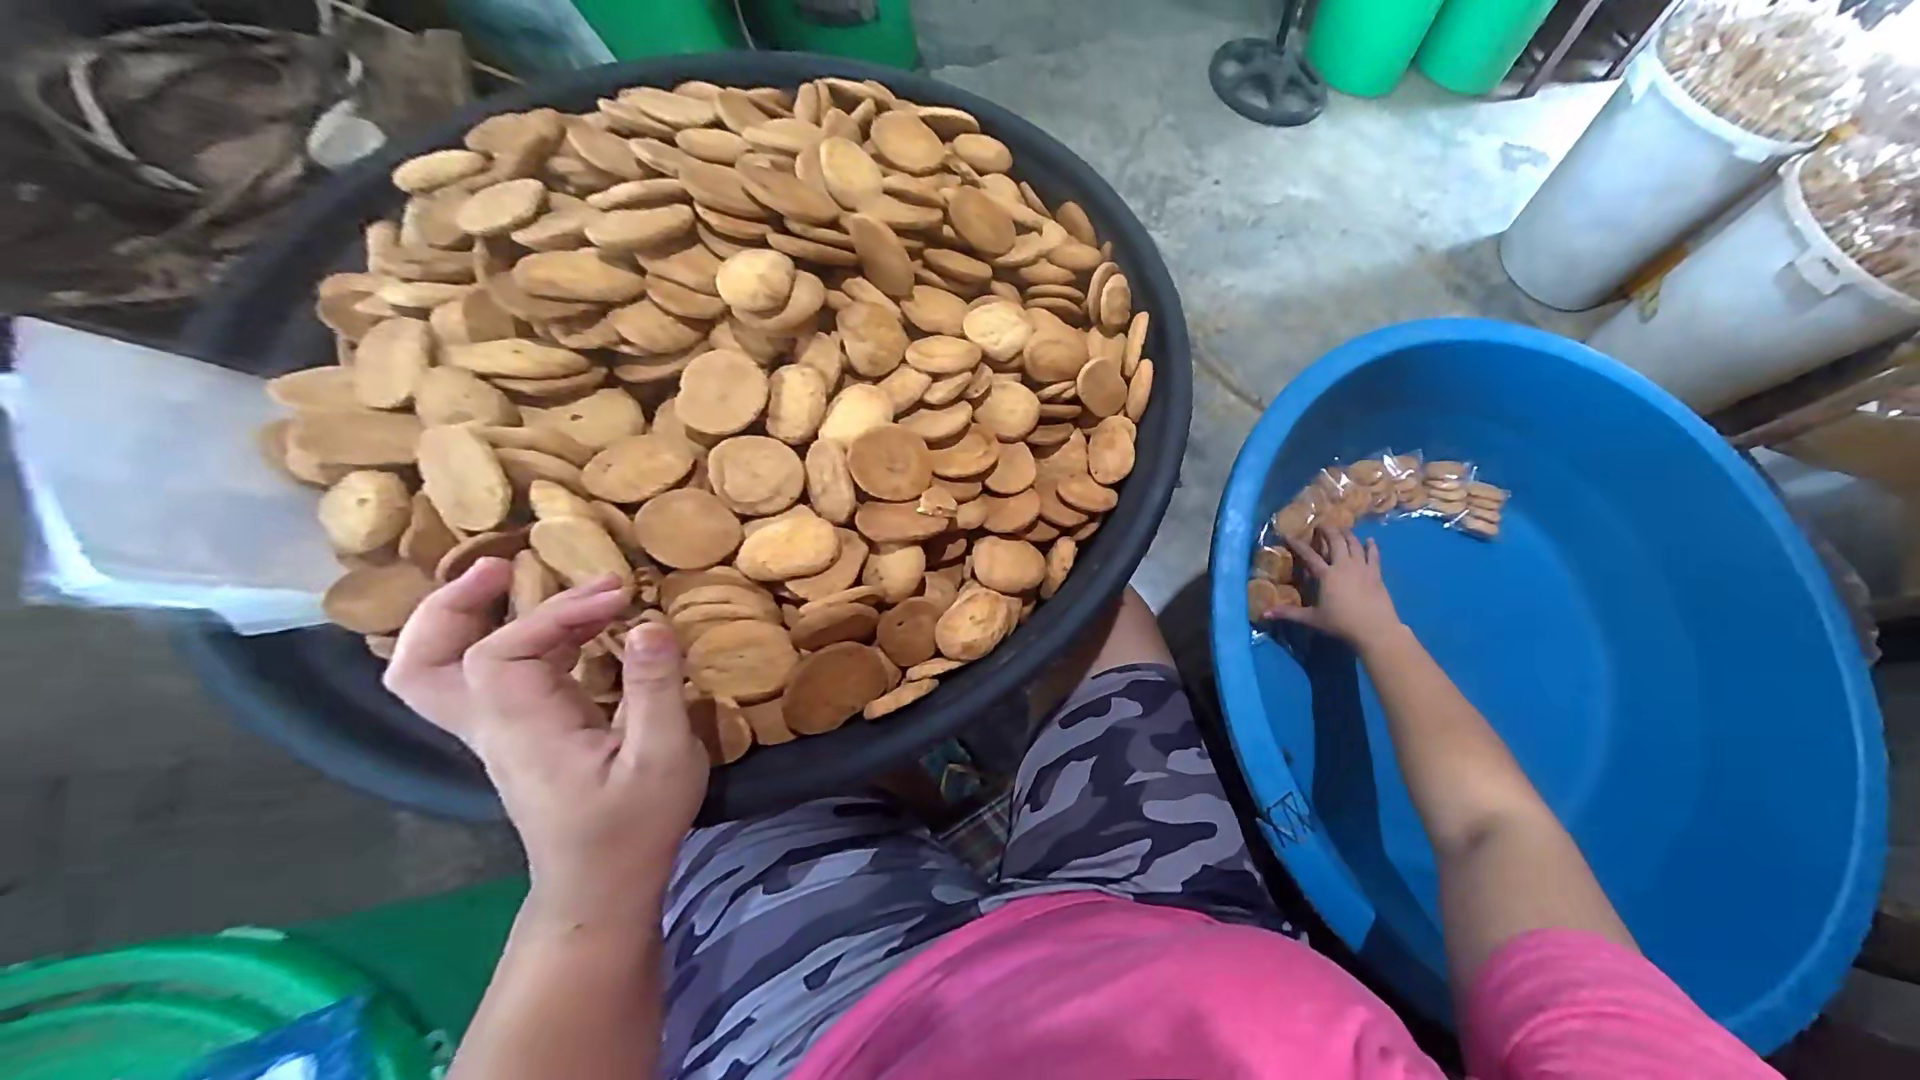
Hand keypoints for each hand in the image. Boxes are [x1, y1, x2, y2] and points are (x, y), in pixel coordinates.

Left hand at [383, 558, 709, 928]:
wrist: (601, 885)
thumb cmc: (633, 825)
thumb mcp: (662, 757)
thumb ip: (656, 688)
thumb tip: (648, 623)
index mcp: (523, 729)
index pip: (505, 649)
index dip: (557, 611)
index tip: (619, 597)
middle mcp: (494, 727)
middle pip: (423, 665)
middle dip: (450, 607)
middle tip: (502, 567)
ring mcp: (500, 734)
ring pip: (443, 671)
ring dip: (472, 618)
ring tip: (520, 580)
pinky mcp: (519, 738)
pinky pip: (490, 677)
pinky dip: (512, 638)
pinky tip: (562, 629)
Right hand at [1269, 527, 1406, 648]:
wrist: (1376, 629)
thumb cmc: (1341, 623)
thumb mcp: (1312, 619)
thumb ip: (1289, 613)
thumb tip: (1264, 614)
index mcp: (1326, 575)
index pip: (1309, 555)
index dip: (1298, 544)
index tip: (1289, 535)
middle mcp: (1344, 566)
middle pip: (1336, 542)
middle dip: (1328, 531)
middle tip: (1322, 525)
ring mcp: (1362, 568)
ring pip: (1354, 545)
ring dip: (1347, 535)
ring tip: (1342, 529)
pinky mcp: (1376, 574)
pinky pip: (1373, 555)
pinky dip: (1371, 546)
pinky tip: (1369, 540)